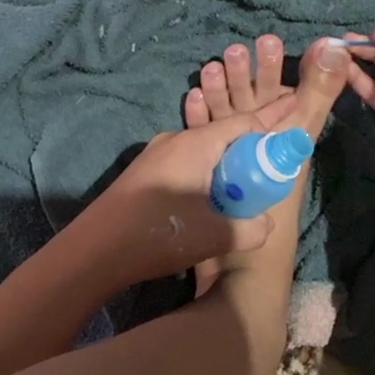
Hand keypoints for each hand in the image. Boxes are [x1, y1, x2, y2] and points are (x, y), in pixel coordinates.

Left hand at [77, 101, 293, 286]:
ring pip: (202, 153)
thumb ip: (252, 229)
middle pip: (223, 136)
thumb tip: (265, 224)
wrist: (93, 252)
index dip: (269, 135)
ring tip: (234, 198)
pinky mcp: (142, 173)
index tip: (281, 155)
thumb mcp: (217, 237)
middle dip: (247, 155)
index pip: (244, 122)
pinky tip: (202, 206)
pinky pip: (183, 166)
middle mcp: (176, 140)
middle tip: (261, 182)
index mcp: (197, 143)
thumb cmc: (159, 235)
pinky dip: (201, 178)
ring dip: (222, 170)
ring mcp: (155, 155)